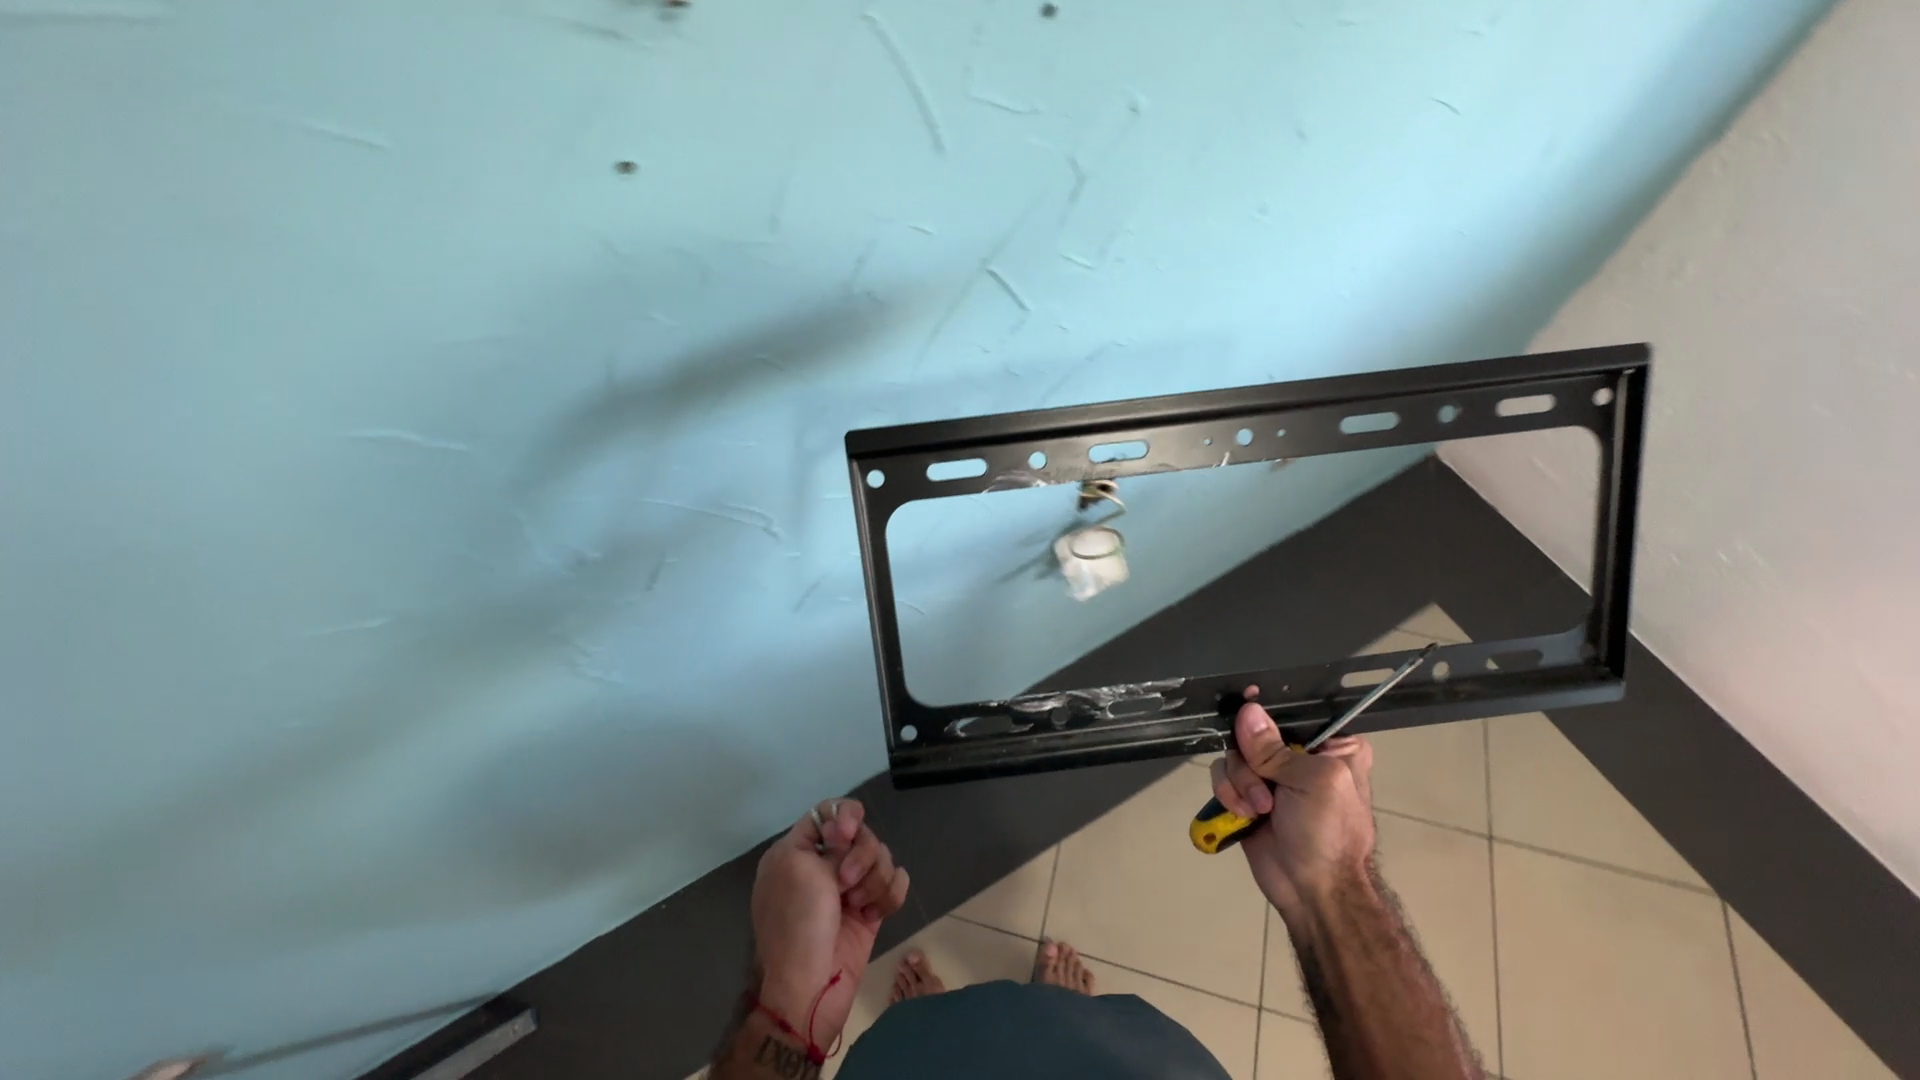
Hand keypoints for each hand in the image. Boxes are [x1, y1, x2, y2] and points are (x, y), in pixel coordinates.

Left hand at [750, 798, 909, 1048]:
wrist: (809, 989)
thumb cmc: (797, 923)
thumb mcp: (799, 867)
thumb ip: (828, 840)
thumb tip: (847, 835)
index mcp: (796, 851)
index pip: (827, 812)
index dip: (844, 816)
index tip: (845, 834)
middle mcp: (822, 866)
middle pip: (861, 834)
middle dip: (861, 856)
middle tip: (846, 883)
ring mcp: (848, 890)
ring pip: (881, 858)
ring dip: (875, 879)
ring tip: (860, 906)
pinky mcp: (870, 911)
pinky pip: (894, 884)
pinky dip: (890, 895)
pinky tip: (875, 915)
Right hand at [1209, 691, 1376, 918]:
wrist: (1313, 891)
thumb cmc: (1329, 833)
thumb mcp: (1313, 782)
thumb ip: (1275, 748)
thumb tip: (1247, 709)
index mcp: (1331, 744)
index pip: (1291, 711)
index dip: (1266, 712)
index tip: (1246, 710)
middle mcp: (1299, 754)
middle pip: (1252, 731)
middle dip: (1250, 763)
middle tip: (1266, 791)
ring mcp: (1271, 776)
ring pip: (1233, 755)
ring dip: (1239, 784)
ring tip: (1257, 812)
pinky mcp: (1246, 795)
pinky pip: (1221, 776)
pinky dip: (1227, 795)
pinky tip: (1243, 816)